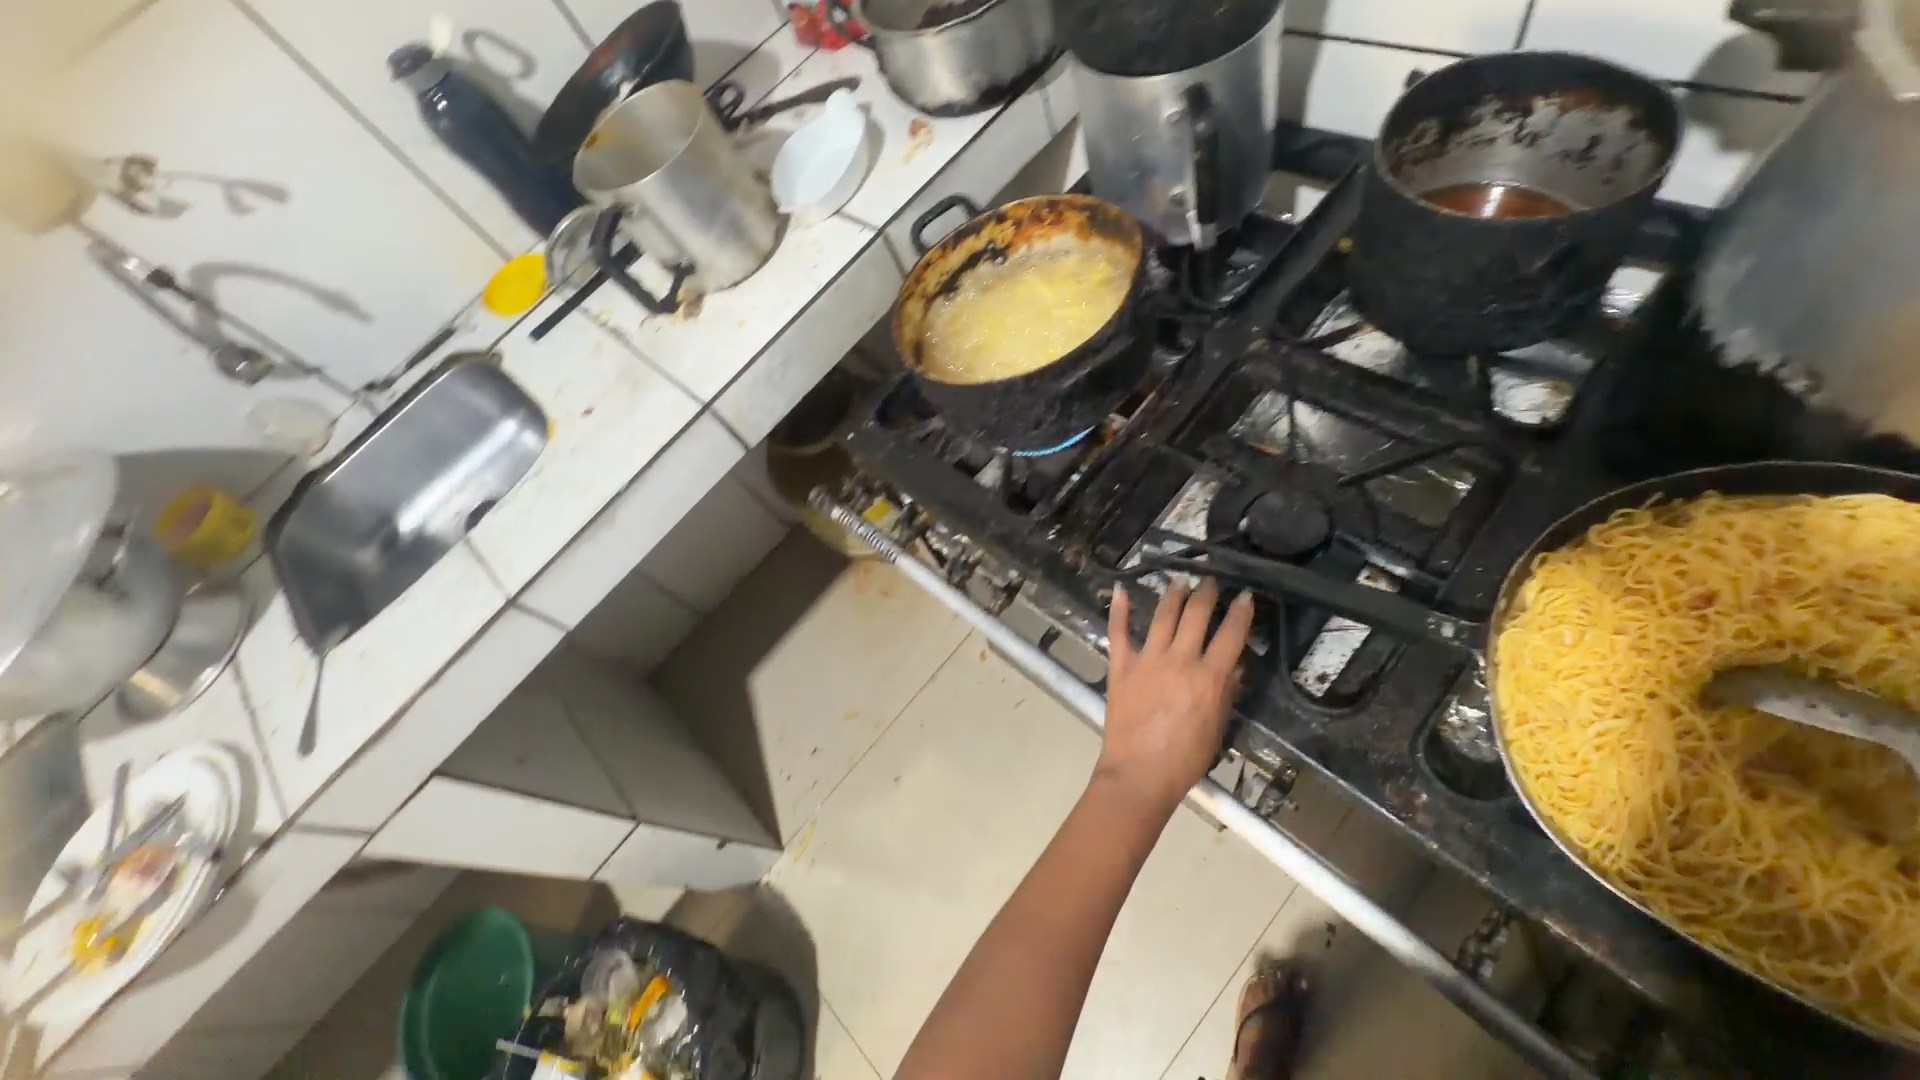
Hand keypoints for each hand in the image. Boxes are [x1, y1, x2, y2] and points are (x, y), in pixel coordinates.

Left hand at [1097, 580, 1254, 809]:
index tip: (1245, 595)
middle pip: (1196, 615)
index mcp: (1209, 676)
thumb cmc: (1185, 758)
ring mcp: (1147, 660)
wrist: (1140, 774)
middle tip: (1210, 580)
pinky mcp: (1120, 666)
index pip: (1231, 634)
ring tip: (1179, 580)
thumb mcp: (1218, 727)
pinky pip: (1118, 632)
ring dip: (1172, 594)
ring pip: (1162, 616)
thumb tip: (1233, 665)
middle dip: (1206, 593)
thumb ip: (1226, 692)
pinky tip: (1118, 589)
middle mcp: (1179, 660)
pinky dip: (1118, 609)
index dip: (1241, 612)